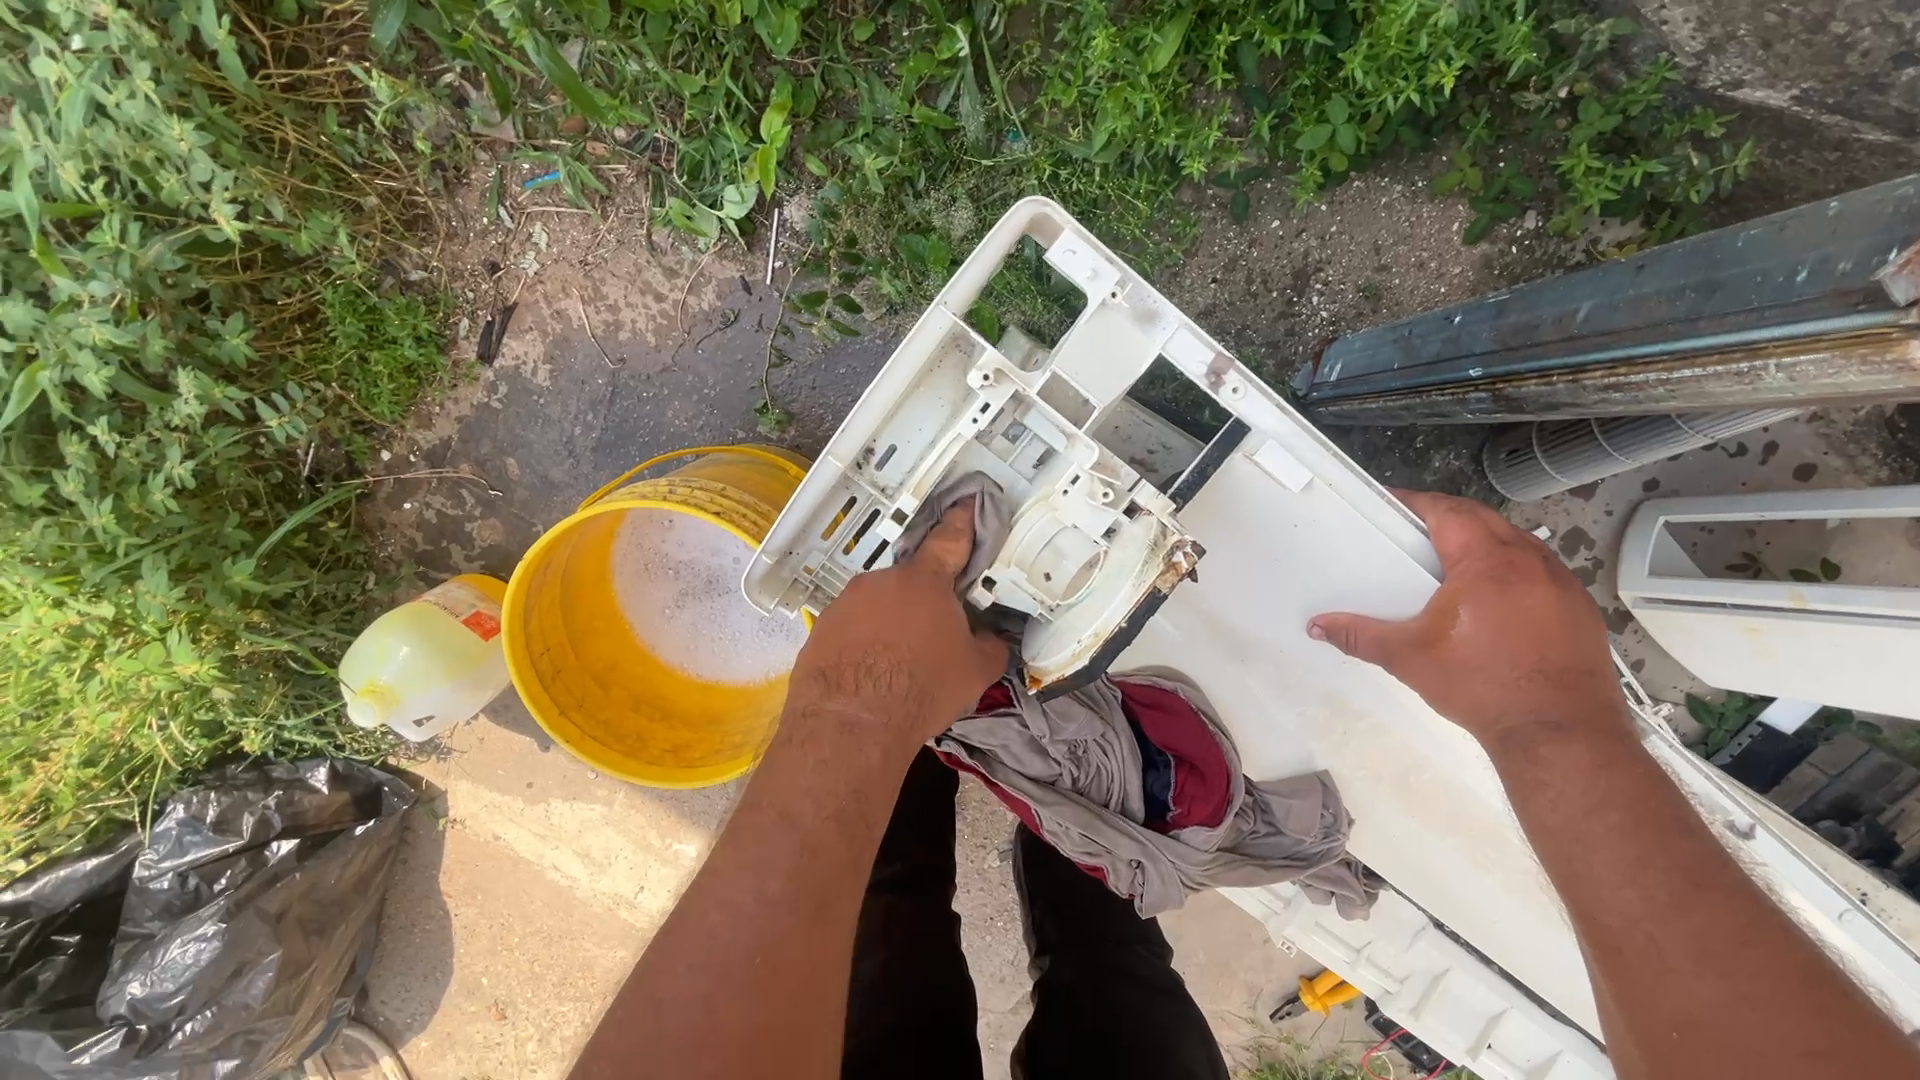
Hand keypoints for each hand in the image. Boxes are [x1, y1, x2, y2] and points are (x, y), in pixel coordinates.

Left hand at [785, 498, 1008, 749]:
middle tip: (933, 640)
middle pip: (910, 584)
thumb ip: (990, 645)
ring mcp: (845, 603)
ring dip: (890, 626)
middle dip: (923, 604)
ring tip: (898, 668)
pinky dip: (863, 646)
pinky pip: (851, 631)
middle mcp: (881, 581)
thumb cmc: (921, 688)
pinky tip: (870, 677)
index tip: (965, 505)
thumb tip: (992, 639)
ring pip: (878, 607)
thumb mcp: (976, 671)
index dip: (961, 524)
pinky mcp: (819, 630)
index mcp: (924, 581)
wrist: (851, 723)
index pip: (949, 541)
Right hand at [1308, 490, 1631, 757]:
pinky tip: (1496, 595)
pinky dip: (1514, 567)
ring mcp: (1561, 582)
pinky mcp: (1579, 607)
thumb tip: (1320, 627)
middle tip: (1417, 528)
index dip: (1418, 501)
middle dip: (1448, 516)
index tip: (1395, 503)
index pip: (1448, 512)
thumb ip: (1359, 636)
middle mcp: (1529, 562)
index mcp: (1485, 563)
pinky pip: (1542, 568)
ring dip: (1484, 538)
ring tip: (1454, 558)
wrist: (1558, 731)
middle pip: (1483, 518)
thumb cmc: (1483, 686)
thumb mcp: (1409, 658)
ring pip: (1517, 541)